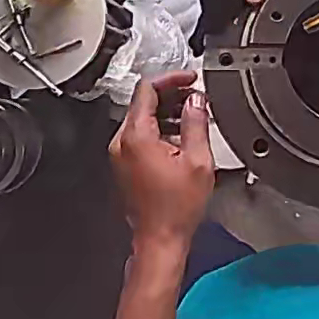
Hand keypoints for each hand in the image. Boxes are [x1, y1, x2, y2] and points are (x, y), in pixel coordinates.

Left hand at [108, 70, 214, 249]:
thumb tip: (196, 100)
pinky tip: (182, 137)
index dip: (172, 78)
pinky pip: (141, 135)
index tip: (189, 78)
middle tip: (196, 96)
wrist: (159, 240)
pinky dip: (161, 129)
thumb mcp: (197, 160)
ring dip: (168, 112)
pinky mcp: (125, 164)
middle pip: (144, 102)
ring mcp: (121, 154)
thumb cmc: (176, 208)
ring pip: (143, 118)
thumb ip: (196, 123)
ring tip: (194, 116)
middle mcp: (122, 142)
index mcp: (137, 136)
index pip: (148, 89)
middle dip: (172, 95)